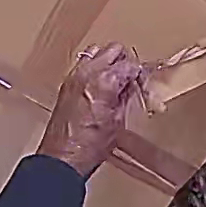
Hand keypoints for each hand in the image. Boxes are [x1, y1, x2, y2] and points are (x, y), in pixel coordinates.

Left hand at [39, 43, 144, 177]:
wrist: (63, 157)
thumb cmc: (90, 145)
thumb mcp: (118, 120)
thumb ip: (126, 95)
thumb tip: (131, 85)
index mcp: (105, 80)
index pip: (130, 64)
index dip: (139, 74)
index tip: (142, 83)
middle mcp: (88, 72)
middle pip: (114, 49)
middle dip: (124, 61)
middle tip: (129, 79)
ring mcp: (75, 75)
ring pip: (97, 51)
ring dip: (108, 61)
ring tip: (114, 80)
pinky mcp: (66, 82)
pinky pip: (84, 63)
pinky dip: (94, 67)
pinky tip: (99, 85)